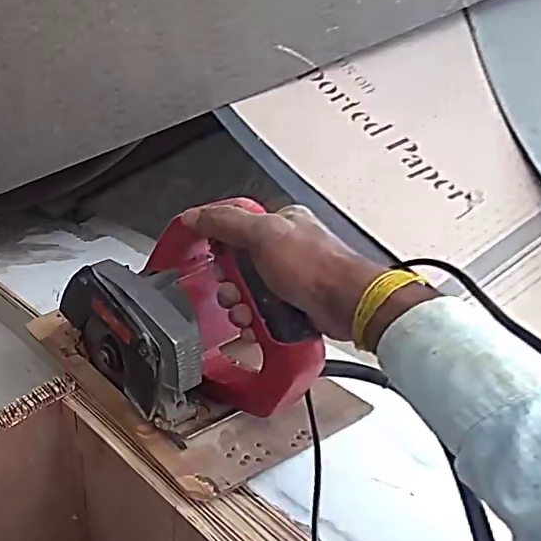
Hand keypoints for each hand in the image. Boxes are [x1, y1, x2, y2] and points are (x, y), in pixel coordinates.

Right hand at [181, 202, 432, 343]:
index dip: (218, 245)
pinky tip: (254, 323)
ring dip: (238, 305)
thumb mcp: (263, 235)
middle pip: (234, 266)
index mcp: (278, 224)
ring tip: (246, 311)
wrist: (347, 306)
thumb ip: (225, 222)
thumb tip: (194, 216)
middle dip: (228, 284)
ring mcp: (287, 279)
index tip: (213, 258)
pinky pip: (258, 312)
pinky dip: (252, 321)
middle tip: (232, 289)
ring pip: (244, 292)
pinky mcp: (289, 304)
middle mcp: (283, 249)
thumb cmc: (317, 267)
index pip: (232, 228)